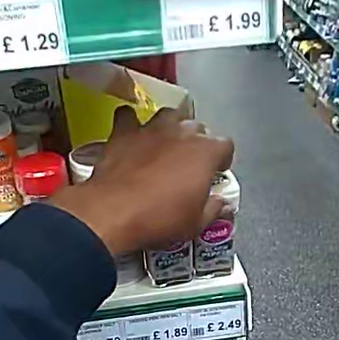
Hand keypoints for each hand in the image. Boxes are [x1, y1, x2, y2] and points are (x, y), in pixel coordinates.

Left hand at [47, 107, 233, 256]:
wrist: (113, 213)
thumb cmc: (160, 219)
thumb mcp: (195, 224)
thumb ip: (212, 209)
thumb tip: (220, 203)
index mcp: (206, 153)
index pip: (225, 146)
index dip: (222, 160)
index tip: (216, 172)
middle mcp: (182, 132)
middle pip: (197, 128)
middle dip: (197, 143)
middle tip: (190, 163)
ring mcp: (151, 129)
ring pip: (168, 115)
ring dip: (170, 126)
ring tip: (166, 143)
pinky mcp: (123, 132)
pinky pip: (128, 116)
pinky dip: (131, 123)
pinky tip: (131, 135)